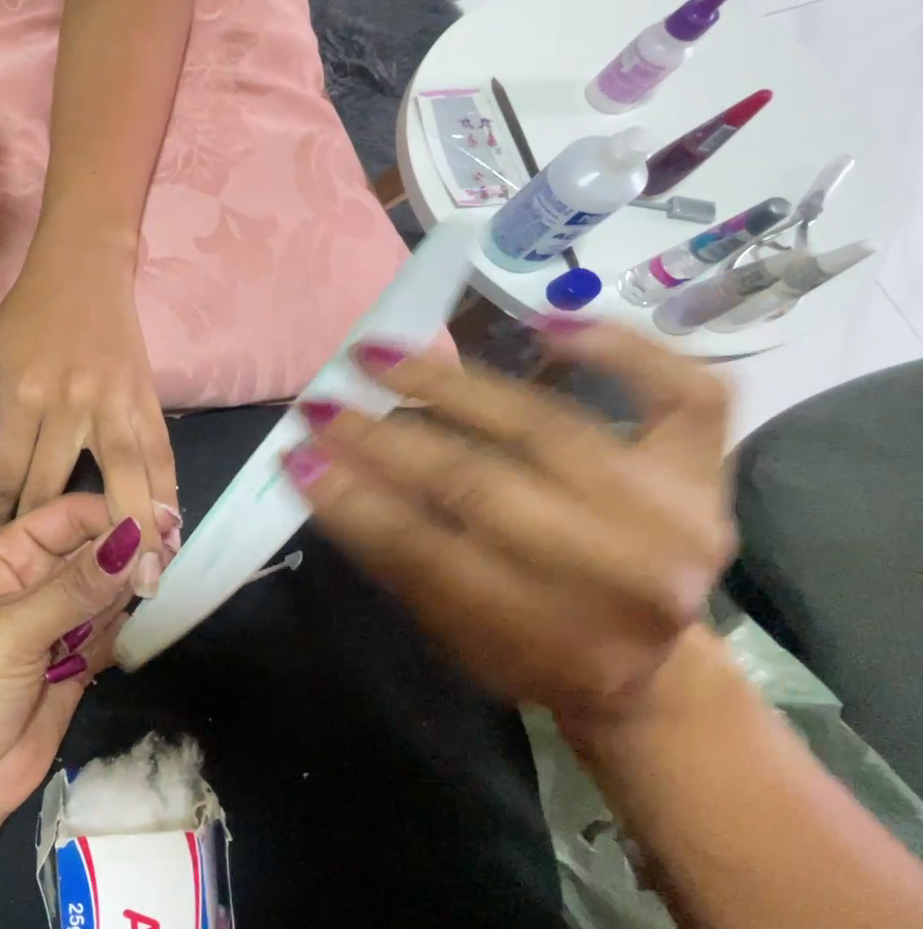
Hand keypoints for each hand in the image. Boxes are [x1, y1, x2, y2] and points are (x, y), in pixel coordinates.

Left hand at [0, 256, 176, 594]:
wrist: (81, 267)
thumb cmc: (25, 316)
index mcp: (21, 398)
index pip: (7, 474)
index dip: (0, 514)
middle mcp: (69, 407)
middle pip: (66, 490)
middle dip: (68, 544)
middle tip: (88, 596)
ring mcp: (115, 404)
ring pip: (126, 479)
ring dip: (136, 533)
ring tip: (149, 580)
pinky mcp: (149, 399)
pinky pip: (161, 454)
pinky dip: (168, 493)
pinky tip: (172, 527)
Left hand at [0, 496, 143, 816]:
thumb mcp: (14, 632)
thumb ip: (75, 588)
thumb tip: (133, 539)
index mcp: (5, 557)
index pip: (67, 517)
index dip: (112, 515)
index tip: (162, 521)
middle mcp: (34, 579)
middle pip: (93, 548)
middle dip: (131, 549)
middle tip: (175, 554)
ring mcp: (58, 619)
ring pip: (109, 585)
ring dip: (136, 583)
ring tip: (170, 581)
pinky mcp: (79, 657)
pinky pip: (115, 626)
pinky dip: (134, 622)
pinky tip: (156, 614)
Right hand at [282, 317, 735, 734]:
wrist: (652, 673)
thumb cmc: (527, 653)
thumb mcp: (445, 629)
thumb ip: (391, 550)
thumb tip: (321, 469)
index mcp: (548, 632)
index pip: (428, 551)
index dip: (352, 499)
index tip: (294, 455)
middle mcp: (622, 572)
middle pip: (484, 485)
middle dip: (386, 439)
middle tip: (322, 405)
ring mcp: (675, 515)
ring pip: (551, 427)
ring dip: (451, 384)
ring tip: (380, 355)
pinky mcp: (703, 473)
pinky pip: (682, 392)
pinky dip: (621, 349)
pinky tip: (546, 325)